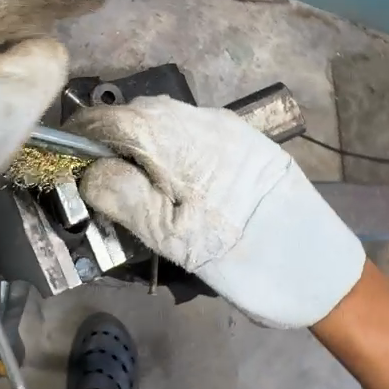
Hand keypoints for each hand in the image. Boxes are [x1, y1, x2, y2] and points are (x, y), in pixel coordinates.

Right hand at [72, 97, 364, 327]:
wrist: (323, 273)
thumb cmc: (247, 262)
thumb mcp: (177, 241)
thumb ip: (126, 198)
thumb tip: (88, 170)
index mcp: (186, 142)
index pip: (119, 118)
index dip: (86, 133)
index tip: (64, 156)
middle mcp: (208, 122)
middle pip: (142, 115)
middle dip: (111, 138)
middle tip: (93, 178)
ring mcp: (230, 130)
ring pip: (167, 121)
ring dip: (140, 143)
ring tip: (128, 182)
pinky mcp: (246, 143)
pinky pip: (192, 132)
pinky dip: (168, 148)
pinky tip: (167, 180)